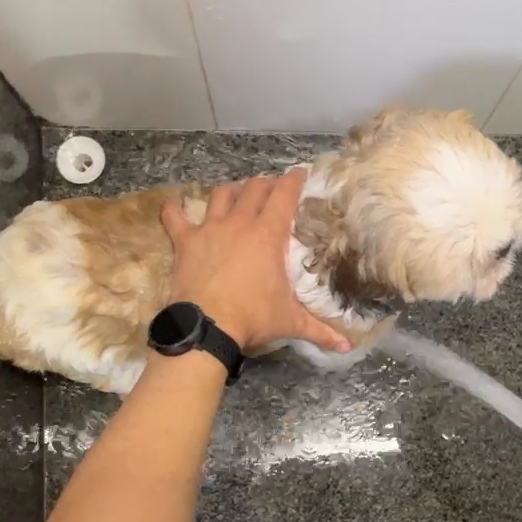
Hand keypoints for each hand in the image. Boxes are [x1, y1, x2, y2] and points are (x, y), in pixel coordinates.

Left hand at [160, 168, 351, 354]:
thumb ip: (320, 331)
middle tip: (272, 188)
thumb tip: (347, 347)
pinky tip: (175, 202)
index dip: (294, 180)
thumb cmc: (252, 319)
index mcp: (268, 235)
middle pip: (254, 188)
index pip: (284, 195)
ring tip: (237, 192)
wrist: (207, 327)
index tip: (300, 174)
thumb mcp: (290, 323)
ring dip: (232, 190)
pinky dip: (175, 207)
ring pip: (222, 195)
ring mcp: (210, 229)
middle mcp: (239, 223)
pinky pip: (175, 216)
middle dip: (265, 183)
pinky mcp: (185, 242)